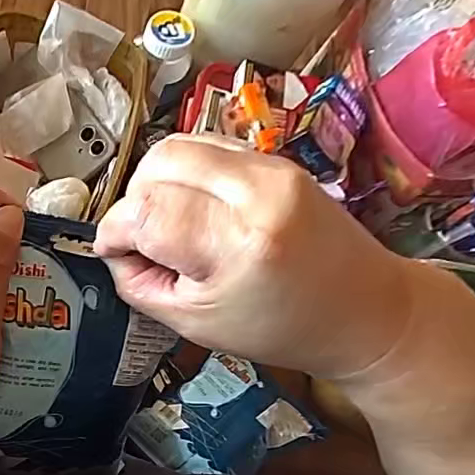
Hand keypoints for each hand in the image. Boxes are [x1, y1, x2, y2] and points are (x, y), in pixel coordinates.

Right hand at [95, 134, 421, 380]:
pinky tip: (197, 209)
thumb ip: (141, 284)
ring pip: (180, 144)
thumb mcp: (196, 324)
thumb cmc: (282, 330)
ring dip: (157, 182)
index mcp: (237, 243)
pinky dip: (187, 174)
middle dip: (134, 200)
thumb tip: (116, 250)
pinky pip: (209, 148)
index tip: (111, 250)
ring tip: (170, 224)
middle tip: (143, 239)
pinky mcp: (278, 159)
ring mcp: (272, 166)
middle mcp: (257, 190)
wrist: (363, 310)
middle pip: (158, 163)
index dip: (115, 230)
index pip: (146, 210)